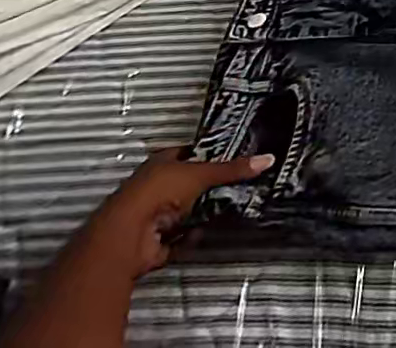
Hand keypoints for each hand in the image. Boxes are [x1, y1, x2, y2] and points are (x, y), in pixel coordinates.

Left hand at [73, 148, 273, 279]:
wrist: (126, 238)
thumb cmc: (158, 193)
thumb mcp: (200, 174)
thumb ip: (233, 169)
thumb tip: (269, 158)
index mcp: (161, 163)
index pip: (189, 152)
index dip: (209, 152)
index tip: (236, 154)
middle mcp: (156, 187)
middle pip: (190, 183)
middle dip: (211, 185)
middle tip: (242, 181)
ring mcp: (154, 216)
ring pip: (187, 211)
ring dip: (203, 213)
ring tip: (235, 205)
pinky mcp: (155, 242)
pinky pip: (182, 238)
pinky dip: (195, 236)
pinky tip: (213, 231)